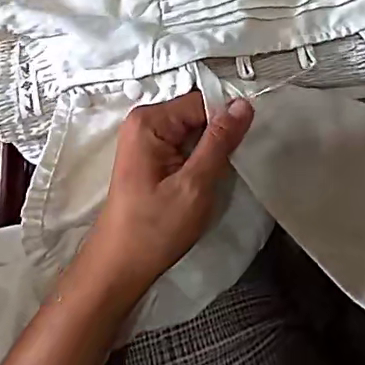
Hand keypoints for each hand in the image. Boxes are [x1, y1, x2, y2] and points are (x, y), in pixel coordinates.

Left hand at [74, 92, 253, 300]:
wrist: (121, 263)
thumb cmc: (155, 228)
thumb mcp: (194, 185)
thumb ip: (219, 142)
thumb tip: (242, 105)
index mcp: (149, 121)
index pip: (201, 102)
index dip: (226, 121)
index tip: (243, 145)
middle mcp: (142, 121)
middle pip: (195, 113)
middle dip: (217, 136)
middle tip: (229, 165)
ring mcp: (143, 137)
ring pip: (191, 130)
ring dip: (208, 149)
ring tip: (215, 175)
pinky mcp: (148, 154)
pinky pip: (181, 143)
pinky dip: (197, 158)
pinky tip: (202, 179)